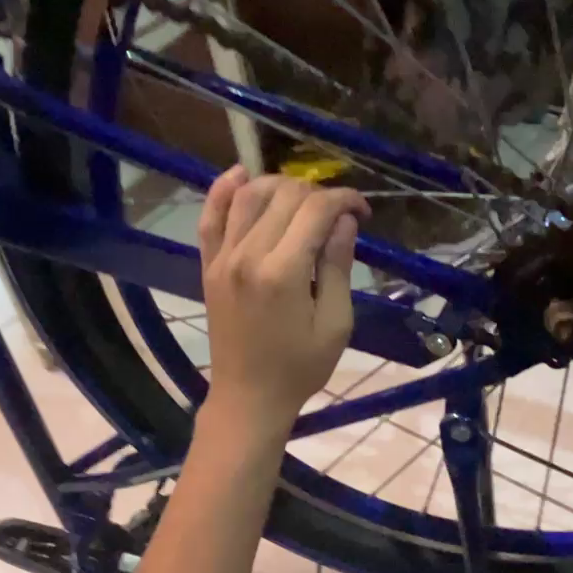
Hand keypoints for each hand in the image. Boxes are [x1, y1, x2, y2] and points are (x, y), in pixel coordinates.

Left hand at [197, 168, 365, 434]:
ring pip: (248, 196)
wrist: (248, 398)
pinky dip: (223, 191)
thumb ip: (338, 267)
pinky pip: (210, 217)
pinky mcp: (208, 266)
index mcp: (283, 273)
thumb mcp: (334, 325)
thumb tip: (345, 221)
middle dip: (318, 194)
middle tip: (338, 215)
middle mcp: (248, 255)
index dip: (345, 200)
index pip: (316, 210)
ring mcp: (223, 259)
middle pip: (284, 196)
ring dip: (279, 185)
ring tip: (303, 199)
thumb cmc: (299, 369)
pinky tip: (240, 174)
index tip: (363, 212)